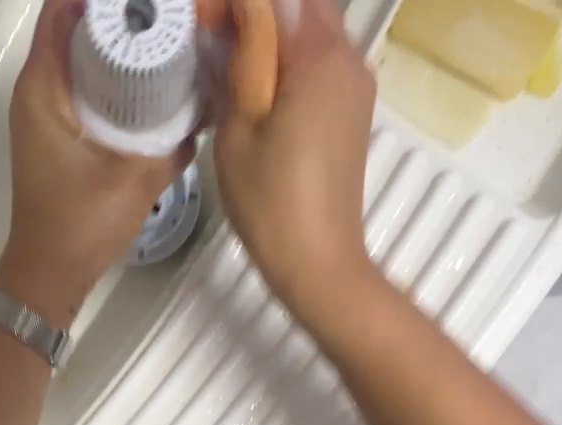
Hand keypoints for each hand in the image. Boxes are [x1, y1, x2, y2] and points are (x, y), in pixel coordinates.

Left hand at [0, 0, 194, 325]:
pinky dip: (110, 81)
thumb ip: (173, 145)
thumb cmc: (81, 226)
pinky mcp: (56, 136)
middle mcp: (37, 91)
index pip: (63, 11)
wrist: (50, 274)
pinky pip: (82, 90)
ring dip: (114, 49)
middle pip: (72, 28)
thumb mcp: (136, 181)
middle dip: (115, 17)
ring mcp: (44, 114)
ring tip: (161, 45)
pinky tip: (147, 90)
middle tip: (163, 20)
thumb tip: (205, 113)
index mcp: (44, 88)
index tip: (144, 1)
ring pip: (78, 60)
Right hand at [213, 0, 378, 320]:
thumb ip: (242, 58)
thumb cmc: (270, 203)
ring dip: (273, 34)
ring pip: (313, 28)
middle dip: (257, 14)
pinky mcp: (353, 110)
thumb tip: (238, 14)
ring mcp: (356, 84)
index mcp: (320, 53)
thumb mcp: (239, 126)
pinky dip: (291, 57)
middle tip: (216, 41)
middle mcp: (349, 56)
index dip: (234, 6)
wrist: (318, 262)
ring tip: (233, 63)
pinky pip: (322, 59)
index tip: (204, 27)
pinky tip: (260, 86)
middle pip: (301, 5)